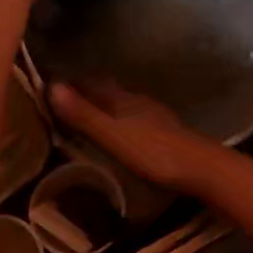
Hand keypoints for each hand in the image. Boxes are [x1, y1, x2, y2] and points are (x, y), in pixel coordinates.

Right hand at [48, 82, 229, 192]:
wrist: (200, 168)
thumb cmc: (152, 152)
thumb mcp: (111, 136)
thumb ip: (83, 114)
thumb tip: (51, 85)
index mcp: (122, 99)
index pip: (91, 83)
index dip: (72, 84)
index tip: (52, 88)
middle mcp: (138, 101)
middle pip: (108, 91)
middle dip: (88, 94)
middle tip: (67, 104)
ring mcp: (155, 115)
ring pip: (124, 104)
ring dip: (106, 107)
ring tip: (90, 118)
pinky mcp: (167, 132)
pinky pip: (136, 119)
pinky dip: (122, 121)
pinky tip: (123, 134)